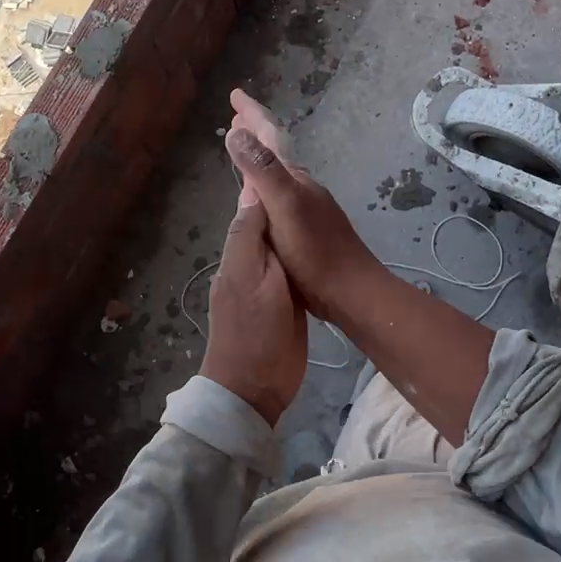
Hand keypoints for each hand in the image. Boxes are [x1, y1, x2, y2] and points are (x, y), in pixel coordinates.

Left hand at [200, 197, 306, 425]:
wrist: (254, 390)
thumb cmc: (256, 333)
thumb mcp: (254, 279)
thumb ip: (252, 238)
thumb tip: (252, 193)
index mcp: (238, 254)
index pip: (253, 211)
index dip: (270, 190)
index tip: (295, 171)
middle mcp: (248, 264)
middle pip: (267, 227)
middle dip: (285, 209)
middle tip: (318, 190)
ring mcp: (265, 285)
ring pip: (279, 247)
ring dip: (294, 231)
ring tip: (322, 212)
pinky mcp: (281, 303)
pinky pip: (289, 269)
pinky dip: (300, 255)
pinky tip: (319, 248)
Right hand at [226, 89, 381, 323]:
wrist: (352, 293)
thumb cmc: (316, 252)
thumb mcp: (285, 208)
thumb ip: (263, 171)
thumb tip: (237, 132)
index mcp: (295, 178)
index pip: (271, 136)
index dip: (252, 114)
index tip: (235, 94)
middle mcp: (301, 187)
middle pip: (274, 151)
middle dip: (255, 131)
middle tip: (236, 115)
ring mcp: (306, 207)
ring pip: (277, 173)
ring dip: (259, 157)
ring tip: (242, 149)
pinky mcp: (306, 229)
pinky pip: (278, 194)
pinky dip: (264, 183)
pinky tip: (260, 198)